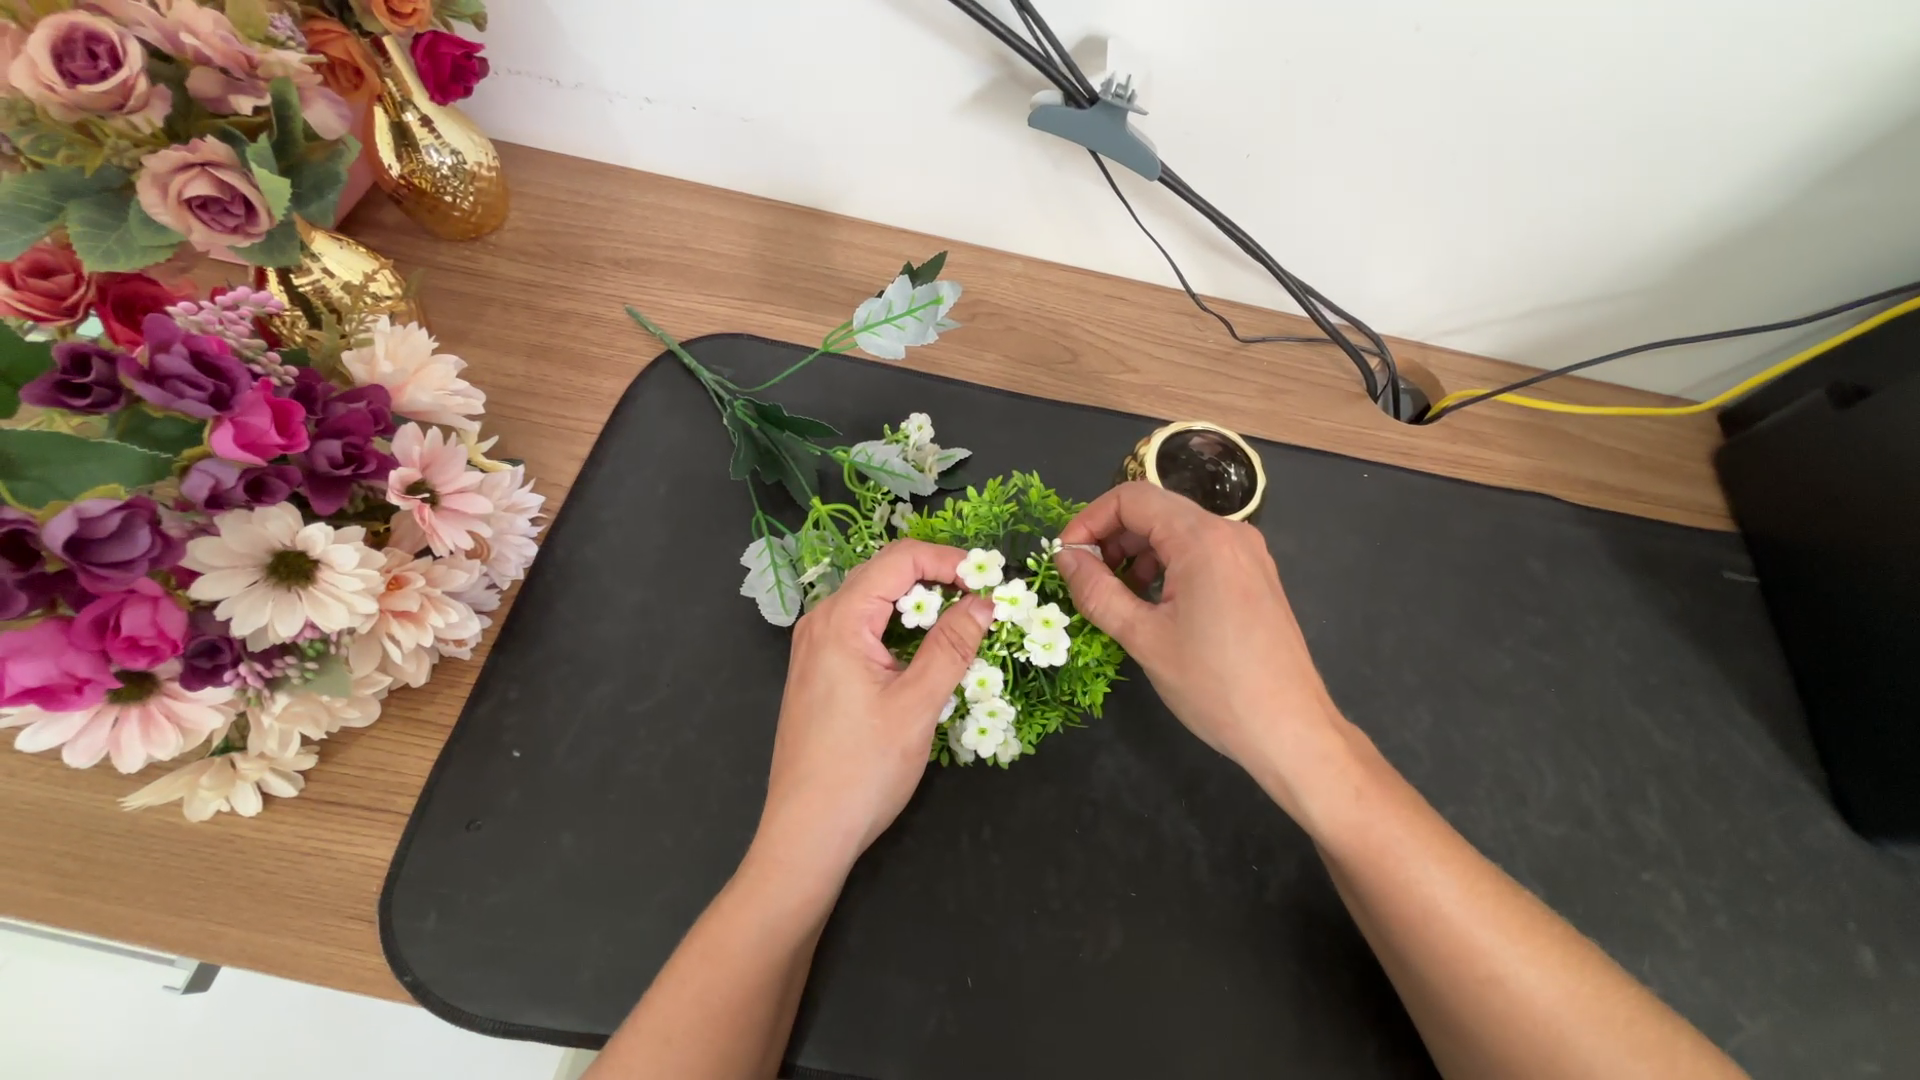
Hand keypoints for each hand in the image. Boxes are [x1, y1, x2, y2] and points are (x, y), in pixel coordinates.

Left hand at [754, 539, 992, 878]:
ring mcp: (816, 647)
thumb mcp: (916, 705)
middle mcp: (821, 622)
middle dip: (938, 578)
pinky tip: (927, 653)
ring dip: (921, 606)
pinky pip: (864, 629)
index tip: (989, 580)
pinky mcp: (820, 670)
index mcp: (840, 620)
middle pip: (885, 574)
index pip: (899, 560)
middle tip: (983, 601)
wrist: (807, 832)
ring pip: (876, 603)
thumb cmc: (862, 770)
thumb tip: (984, 601)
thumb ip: (952, 646)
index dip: (949, 560)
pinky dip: (901, 630)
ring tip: (963, 626)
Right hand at [1057, 483, 1345, 804]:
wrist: (1289, 730)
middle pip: (1155, 511)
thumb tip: (1065, 556)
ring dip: (1137, 554)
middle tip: (1085, 579)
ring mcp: (1247, 554)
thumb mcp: (1143, 637)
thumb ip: (1097, 590)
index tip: (1065, 556)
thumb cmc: (1213, 685)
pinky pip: (1199, 553)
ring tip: (1116, 597)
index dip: (1089, 520)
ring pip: (1176, 532)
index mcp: (1203, 539)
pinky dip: (1166, 566)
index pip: (1132, 498)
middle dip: (1111, 537)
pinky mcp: (1254, 576)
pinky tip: (1152, 604)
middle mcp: (1230, 533)